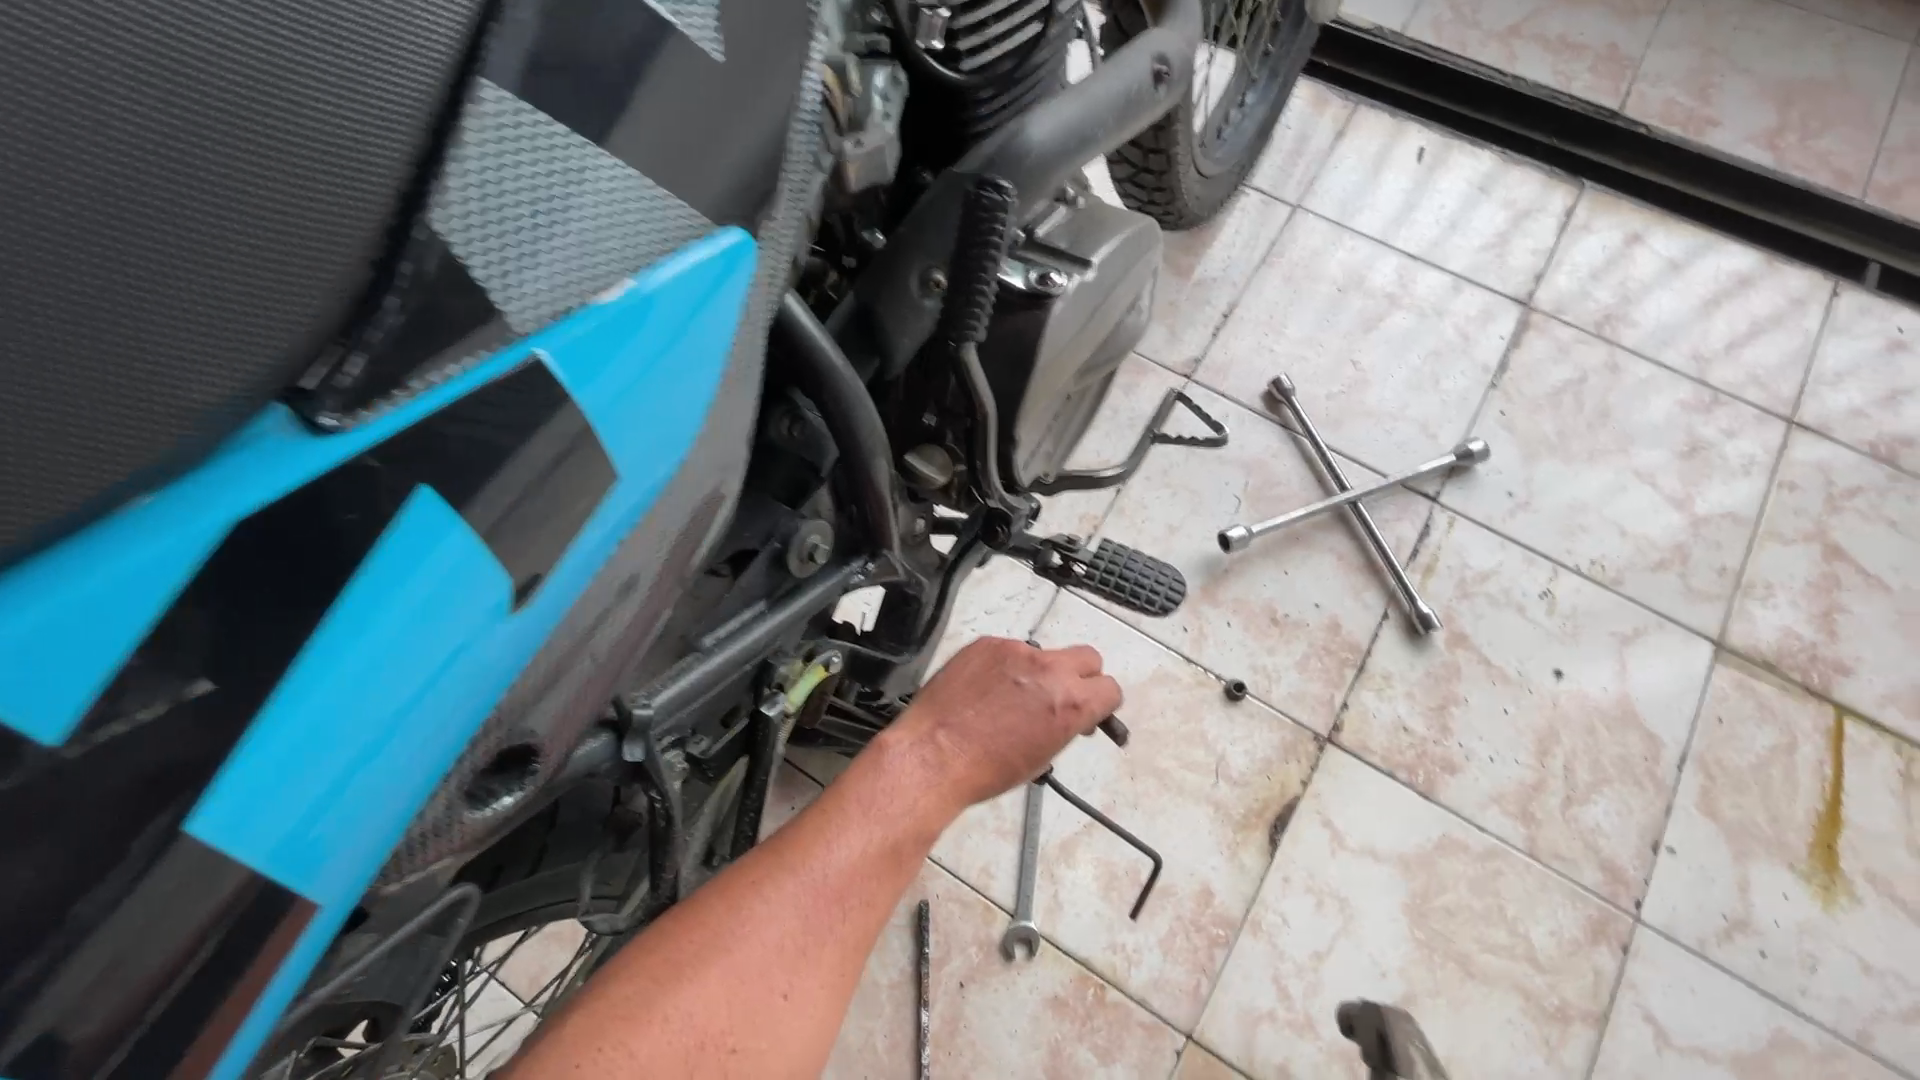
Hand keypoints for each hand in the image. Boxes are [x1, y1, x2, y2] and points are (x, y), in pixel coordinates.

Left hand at [884, 636, 1122, 811]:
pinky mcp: (985, 643)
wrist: (933, 755)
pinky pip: (1006, 650)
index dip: (1101, 703)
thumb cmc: (988, 771)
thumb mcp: (1042, 757)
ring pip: (1043, 653)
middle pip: (1088, 657)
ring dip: (1037, 671)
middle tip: (1059, 697)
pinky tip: (982, 690)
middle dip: (1081, 676)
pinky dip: (1003, 666)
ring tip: (1008, 698)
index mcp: (1071, 702)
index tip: (1089, 713)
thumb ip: (1065, 725)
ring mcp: (1015, 650)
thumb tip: (1069, 715)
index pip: (1110, 689)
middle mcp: (1050, 669)